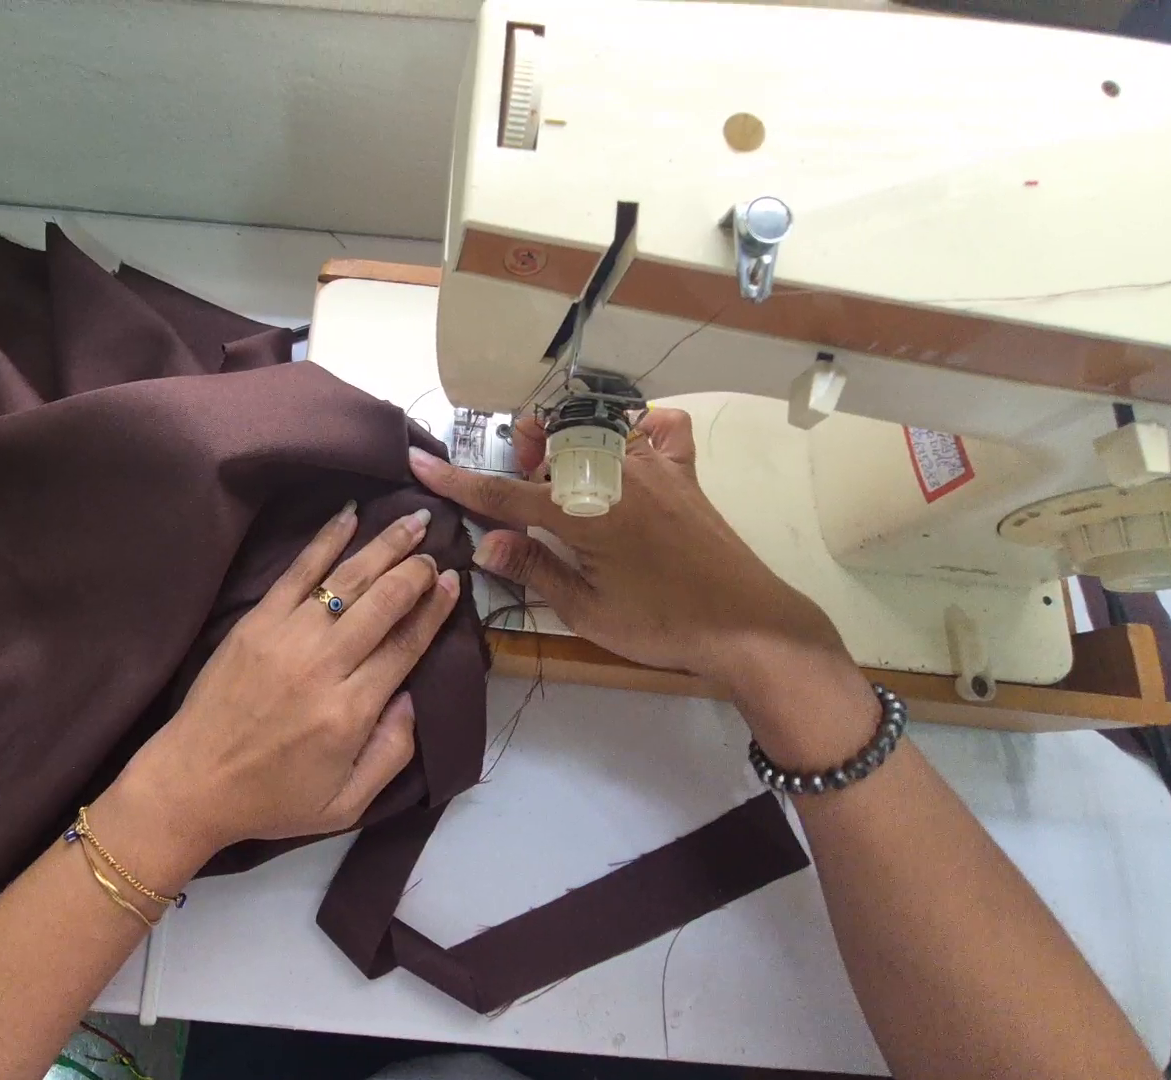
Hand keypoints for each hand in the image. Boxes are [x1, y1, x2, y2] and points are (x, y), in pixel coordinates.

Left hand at [108, 502, 460, 860]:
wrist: (192, 782)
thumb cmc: (273, 797)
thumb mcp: (347, 803)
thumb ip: (393, 753)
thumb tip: (414, 695)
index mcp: (352, 711)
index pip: (406, 644)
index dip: (434, 609)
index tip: (453, 581)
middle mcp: (324, 665)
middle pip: (383, 602)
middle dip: (416, 570)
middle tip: (437, 550)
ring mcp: (287, 636)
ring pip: (347, 579)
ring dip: (384, 546)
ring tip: (413, 521)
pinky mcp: (256, 621)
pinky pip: (297, 570)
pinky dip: (325, 540)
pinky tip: (349, 515)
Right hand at [407, 410, 841, 696]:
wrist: (750, 628)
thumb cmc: (661, 625)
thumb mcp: (586, 610)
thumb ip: (533, 568)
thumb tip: (484, 543)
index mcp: (584, 511)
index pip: (504, 494)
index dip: (457, 480)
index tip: (420, 460)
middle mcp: (615, 475)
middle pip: (548, 449)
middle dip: (520, 463)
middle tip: (519, 498)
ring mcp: (655, 467)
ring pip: (592, 432)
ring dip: (563, 447)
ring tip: (559, 476)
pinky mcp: (684, 473)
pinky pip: (658, 429)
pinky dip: (636, 430)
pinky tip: (626, 452)